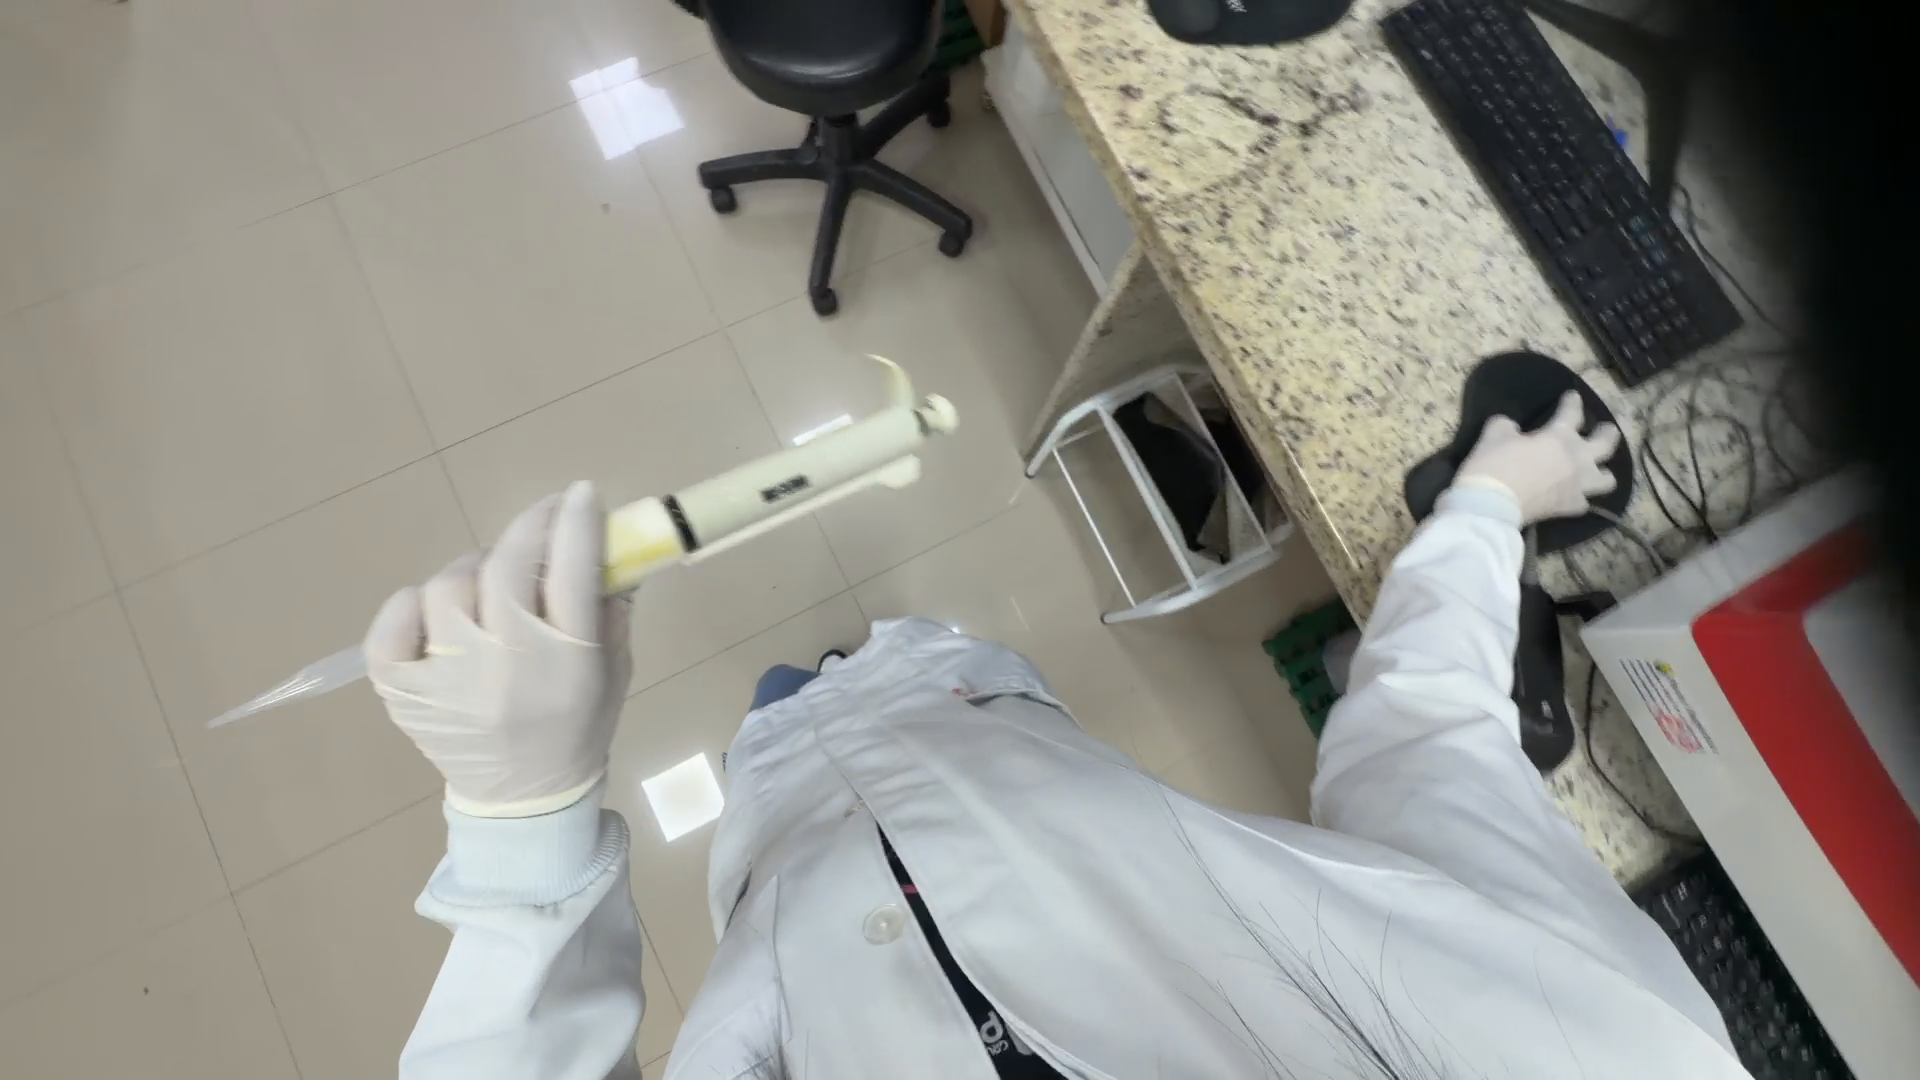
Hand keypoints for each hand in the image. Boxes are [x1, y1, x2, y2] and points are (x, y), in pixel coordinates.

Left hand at [366, 482, 632, 817]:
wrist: (525, 795)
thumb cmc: (582, 724)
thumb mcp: (616, 667)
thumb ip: (611, 609)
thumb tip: (607, 549)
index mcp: (568, 662)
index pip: (572, 574)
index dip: (578, 524)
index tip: (584, 492)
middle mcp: (506, 665)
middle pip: (508, 569)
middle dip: (530, 526)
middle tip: (546, 513)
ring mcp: (446, 678)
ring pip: (449, 586)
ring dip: (477, 567)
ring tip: (493, 579)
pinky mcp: (400, 691)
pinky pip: (392, 623)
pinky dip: (413, 603)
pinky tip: (439, 607)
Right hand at [1453, 391, 1621, 523]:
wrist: (1489, 505)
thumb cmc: (1491, 467)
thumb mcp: (1492, 437)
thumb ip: (1505, 425)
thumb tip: (1510, 426)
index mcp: (1559, 437)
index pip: (1571, 413)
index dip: (1571, 403)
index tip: (1572, 396)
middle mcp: (1577, 459)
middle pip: (1606, 443)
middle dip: (1607, 433)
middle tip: (1605, 429)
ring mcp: (1578, 485)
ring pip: (1607, 478)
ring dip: (1602, 472)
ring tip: (1596, 471)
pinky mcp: (1569, 506)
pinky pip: (1583, 502)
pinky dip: (1578, 498)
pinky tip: (1571, 497)